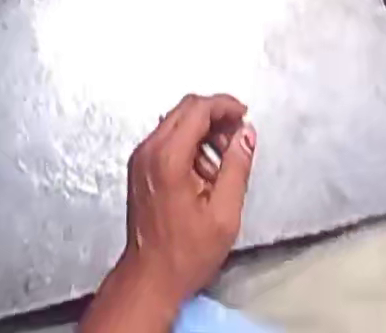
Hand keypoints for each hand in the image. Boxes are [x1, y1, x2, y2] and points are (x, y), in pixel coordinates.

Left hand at [84, 94, 255, 331]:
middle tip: (237, 135)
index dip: (224, 105)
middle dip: (215, 115)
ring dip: (203, 129)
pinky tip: (204, 169)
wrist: (147, 280)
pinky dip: (189, 141)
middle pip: (185, 108)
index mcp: (168, 157)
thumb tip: (246, 132)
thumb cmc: (187, 253)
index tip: (244, 114)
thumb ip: (237, 167)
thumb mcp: (224, 214)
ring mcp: (141, 156)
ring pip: (176, 120)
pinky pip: (167, 137)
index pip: (198, 109)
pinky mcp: (139, 166)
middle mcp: (149, 148)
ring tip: (224, 159)